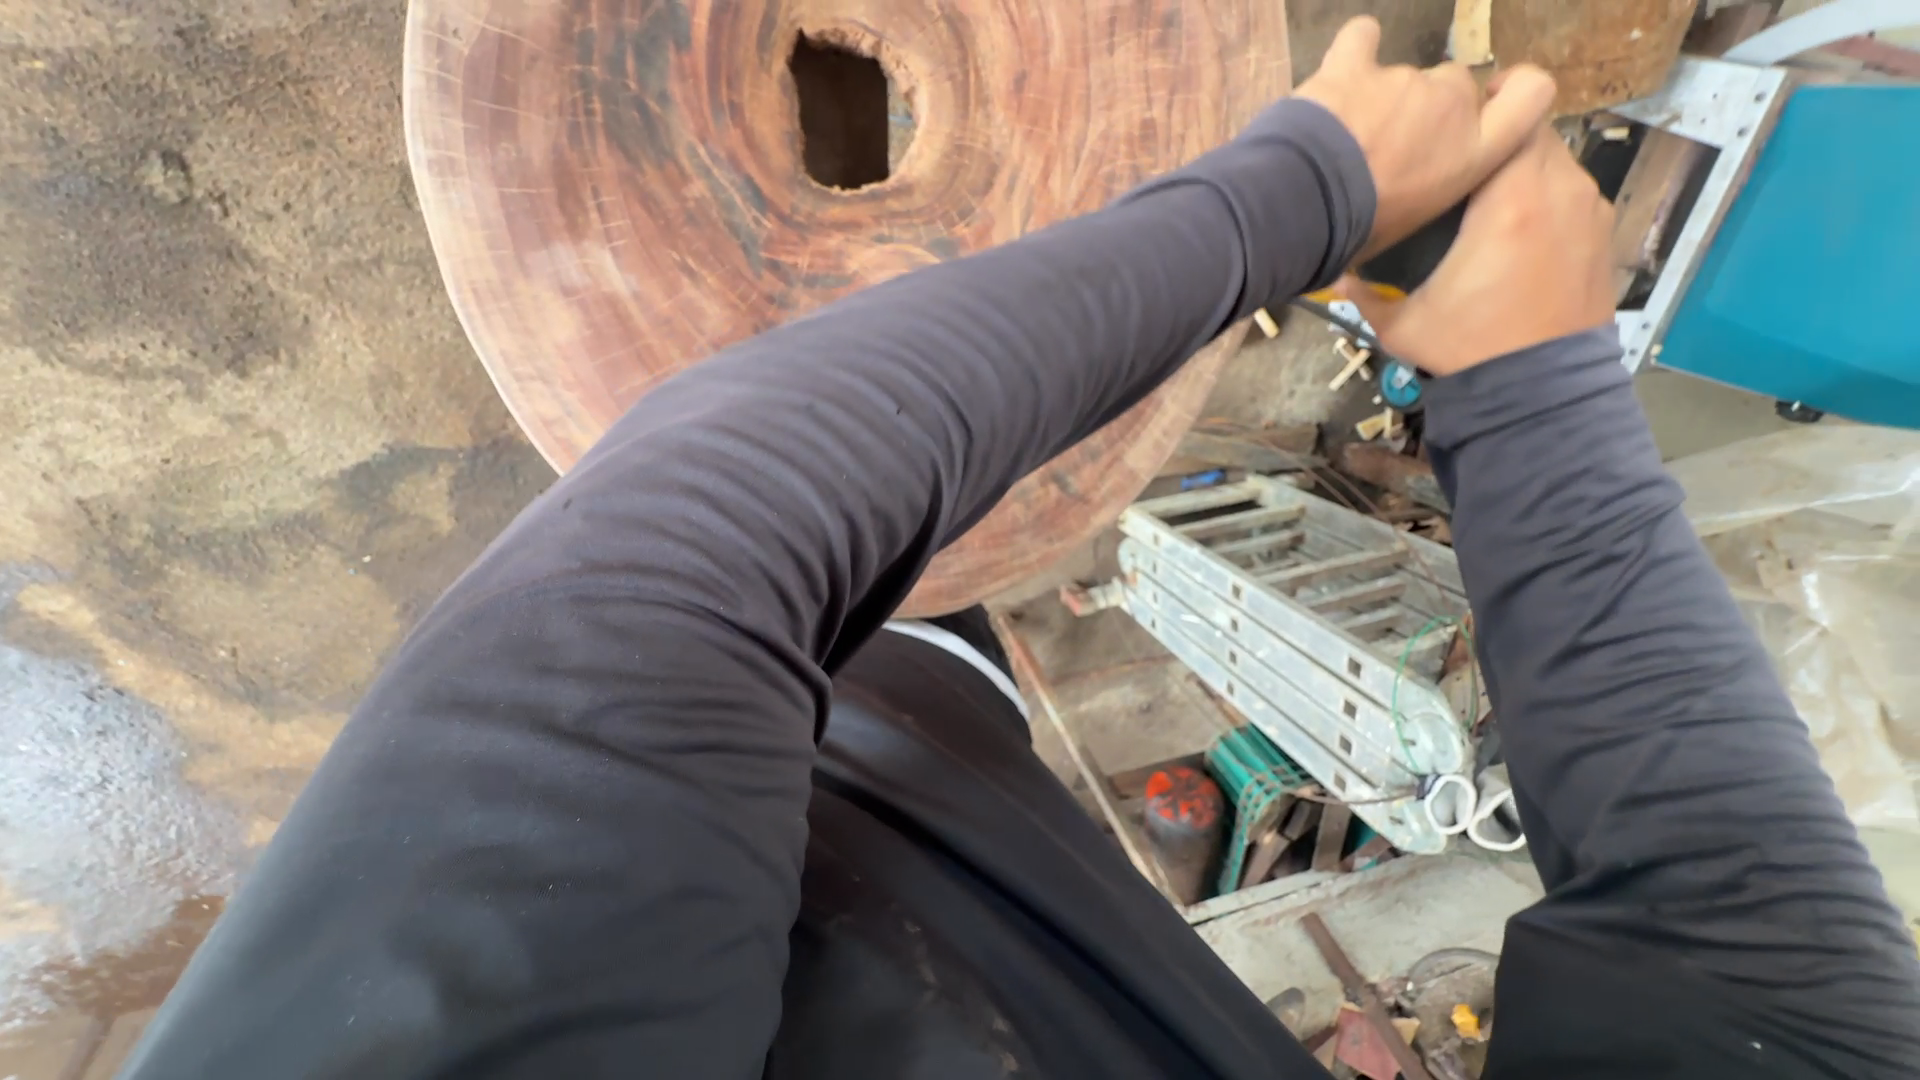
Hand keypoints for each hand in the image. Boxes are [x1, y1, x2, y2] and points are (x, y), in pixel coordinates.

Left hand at [1295, 17, 1557, 258]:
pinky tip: (1338, 75)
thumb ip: (1427, 186)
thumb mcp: (1406, 227)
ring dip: (1378, 100)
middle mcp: (1450, 107)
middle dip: (1424, 112)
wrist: (1301, 209)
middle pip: (1454, 88)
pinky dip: (1352, 52)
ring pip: (1403, 76)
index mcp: (1472, 153)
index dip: (1513, 92)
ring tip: (1338, 139)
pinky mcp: (1354, 67)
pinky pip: (1360, 39)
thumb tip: (1405, 185)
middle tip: (1382, 149)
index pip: (1532, 96)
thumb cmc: (1354, 235)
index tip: (1488, 102)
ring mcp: (1403, 82)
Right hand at [1341, 124, 1615, 375]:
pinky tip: (1517, 231)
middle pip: (1535, 136)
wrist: (1537, 385)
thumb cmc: (1467, 346)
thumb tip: (1335, 275)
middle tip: (1462, 169)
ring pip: (1557, 163)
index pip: (1511, 121)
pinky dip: (1547, 199)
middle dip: (1500, 146)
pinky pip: (1573, 195)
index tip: (1456, 131)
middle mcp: (1560, 194)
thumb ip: (1365, 293)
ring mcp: (1589, 212)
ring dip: (1524, 172)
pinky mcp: (1602, 235)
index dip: (1485, 116)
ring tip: (1486, 199)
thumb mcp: (1402, 324)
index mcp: (1511, 203)